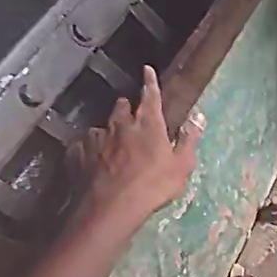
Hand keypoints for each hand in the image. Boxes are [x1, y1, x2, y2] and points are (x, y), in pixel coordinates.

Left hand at [77, 66, 202, 226]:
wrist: (110, 206)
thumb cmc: (153, 186)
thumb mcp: (181, 166)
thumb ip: (188, 140)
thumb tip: (198, 116)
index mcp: (148, 124)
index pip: (150, 95)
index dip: (150, 82)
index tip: (147, 69)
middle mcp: (120, 124)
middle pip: (122, 107)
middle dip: (127, 108)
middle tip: (132, 117)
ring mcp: (96, 137)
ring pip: (103, 126)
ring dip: (110, 131)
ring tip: (113, 146)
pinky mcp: (78, 152)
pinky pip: (86, 145)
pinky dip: (93, 150)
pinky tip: (96, 163)